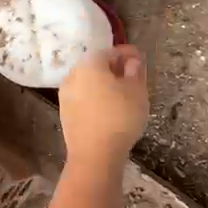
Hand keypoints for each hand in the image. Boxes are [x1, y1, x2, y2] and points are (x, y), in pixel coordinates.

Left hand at [58, 45, 148, 162]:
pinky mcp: (66, 115)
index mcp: (89, 63)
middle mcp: (73, 75)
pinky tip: (110, 110)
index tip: (141, 59)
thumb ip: (135, 72)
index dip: (128, 54)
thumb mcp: (137, 90)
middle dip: (115, 69)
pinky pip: (85, 99)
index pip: (111, 51)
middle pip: (97, 66)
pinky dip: (97, 99)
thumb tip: (131, 63)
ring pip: (89, 83)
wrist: (94, 155)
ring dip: (105, 85)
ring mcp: (66, 96)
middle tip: (134, 77)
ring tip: (124, 95)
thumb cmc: (120, 116)